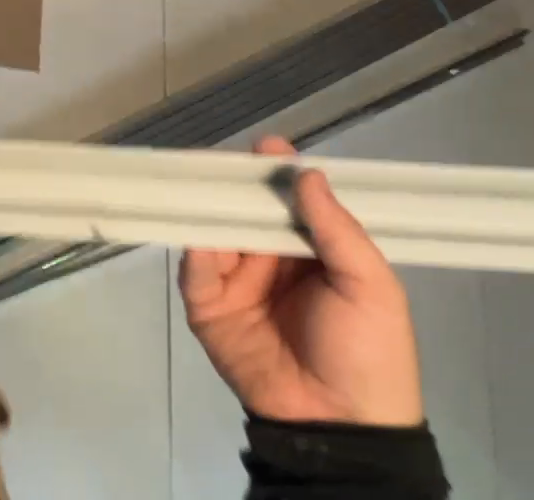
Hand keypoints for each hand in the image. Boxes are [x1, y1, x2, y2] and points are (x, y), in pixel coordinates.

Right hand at [180, 136, 423, 426]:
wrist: (331, 418)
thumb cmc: (367, 351)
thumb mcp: (371, 290)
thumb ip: (338, 232)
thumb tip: (307, 173)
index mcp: (313, 253)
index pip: (291, 204)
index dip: (279, 174)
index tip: (265, 146)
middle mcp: (268, 258)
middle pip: (243, 211)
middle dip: (230, 186)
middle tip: (214, 162)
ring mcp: (232, 278)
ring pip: (211, 231)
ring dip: (204, 211)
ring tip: (193, 188)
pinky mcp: (203, 299)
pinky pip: (192, 266)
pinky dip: (191, 249)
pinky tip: (195, 237)